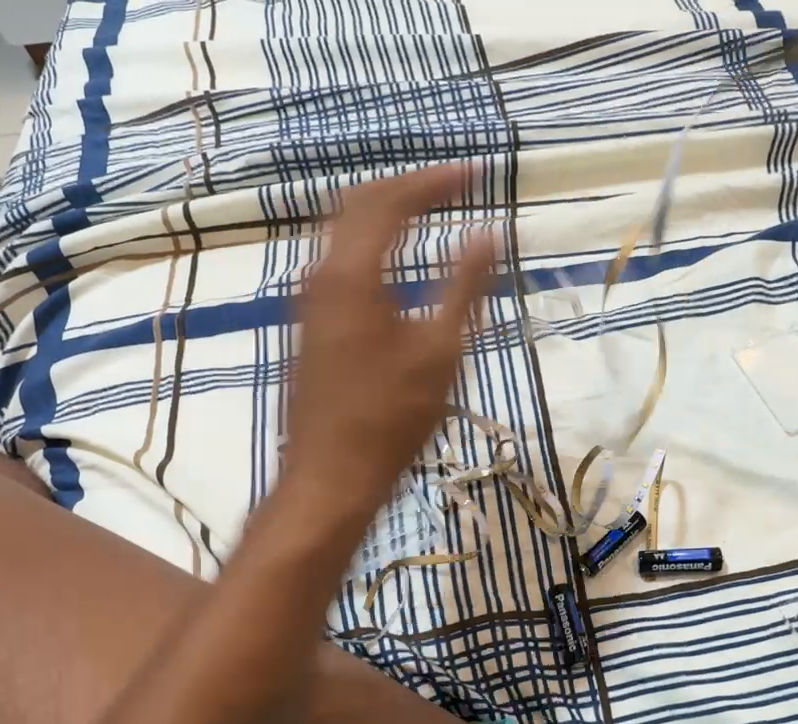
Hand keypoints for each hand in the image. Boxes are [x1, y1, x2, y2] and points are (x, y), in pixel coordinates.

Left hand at [285, 166, 496, 505]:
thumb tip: (488, 232)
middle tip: (452, 185)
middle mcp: (321, 274)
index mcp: (353, 273)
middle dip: (407, 187)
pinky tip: (395, 266)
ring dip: (384, 213)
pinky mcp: (309, 325)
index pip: (392, 200)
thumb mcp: (441, 353)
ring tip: (427, 213)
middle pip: (358, 203)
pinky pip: (338, 261)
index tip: (477, 174)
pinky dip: (369, 245)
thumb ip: (465, 287)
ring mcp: (309, 300)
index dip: (436, 181)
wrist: (330, 474)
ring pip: (342, 231)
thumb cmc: (391, 418)